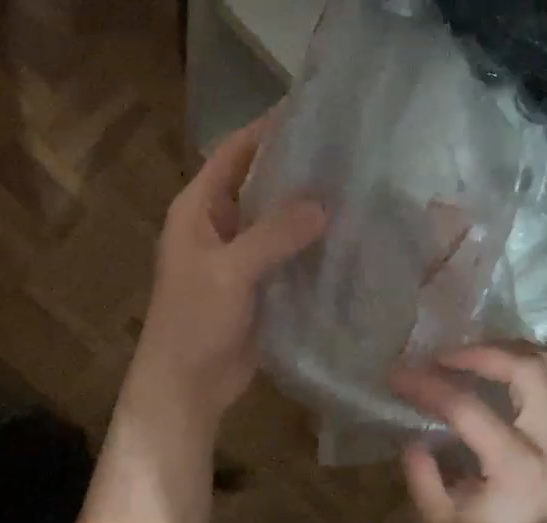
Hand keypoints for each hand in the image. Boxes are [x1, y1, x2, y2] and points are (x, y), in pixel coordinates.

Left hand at [123, 112, 326, 427]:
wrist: (186, 388)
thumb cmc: (194, 322)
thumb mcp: (229, 271)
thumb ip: (273, 235)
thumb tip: (323, 205)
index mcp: (197, 210)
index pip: (234, 154)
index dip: (268, 130)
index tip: (313, 111)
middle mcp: (218, 229)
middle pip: (260, 187)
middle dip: (298, 173)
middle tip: (350, 154)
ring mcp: (239, 262)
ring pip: (278, 227)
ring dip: (309, 215)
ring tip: (359, 192)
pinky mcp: (258, 293)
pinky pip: (287, 263)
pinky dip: (311, 253)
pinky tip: (348, 244)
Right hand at [392, 345, 546, 522]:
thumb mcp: (439, 522)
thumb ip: (422, 477)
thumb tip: (413, 438)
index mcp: (513, 466)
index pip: (468, 409)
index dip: (429, 387)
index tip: (397, 375)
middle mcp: (546, 441)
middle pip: (528, 371)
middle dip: (480, 353)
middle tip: (441, 356)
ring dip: (516, 351)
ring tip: (477, 353)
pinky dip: (537, 363)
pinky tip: (504, 367)